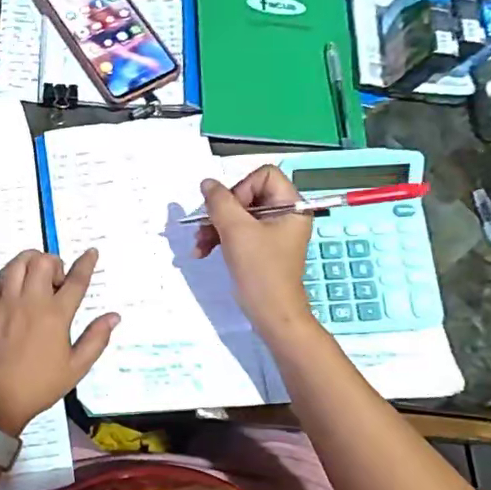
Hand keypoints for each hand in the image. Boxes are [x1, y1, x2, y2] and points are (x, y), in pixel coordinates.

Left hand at [0, 247, 119, 437]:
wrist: (0, 401)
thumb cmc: (40, 385)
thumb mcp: (77, 367)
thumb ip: (96, 339)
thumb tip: (114, 317)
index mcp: (56, 316)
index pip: (76, 281)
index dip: (86, 264)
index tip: (91, 253)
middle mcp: (31, 303)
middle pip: (43, 263)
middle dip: (55, 263)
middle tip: (57, 281)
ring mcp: (6, 305)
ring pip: (16, 265)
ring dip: (29, 260)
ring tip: (36, 270)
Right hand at [191, 166, 314, 333]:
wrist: (272, 314)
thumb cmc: (260, 270)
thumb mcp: (236, 231)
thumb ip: (220, 201)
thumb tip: (207, 183)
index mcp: (291, 205)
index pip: (263, 175)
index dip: (241, 188)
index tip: (229, 211)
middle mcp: (286, 215)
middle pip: (247, 194)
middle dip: (221, 211)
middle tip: (204, 228)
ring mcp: (274, 233)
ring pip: (239, 215)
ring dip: (215, 226)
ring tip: (199, 245)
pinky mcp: (262, 249)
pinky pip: (239, 232)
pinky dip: (221, 239)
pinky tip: (203, 252)